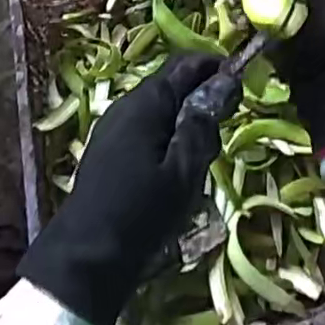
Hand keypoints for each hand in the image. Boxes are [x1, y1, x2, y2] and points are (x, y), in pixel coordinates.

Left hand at [17, 52, 224, 324]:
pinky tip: (176, 164)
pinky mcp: (108, 147)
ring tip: (205, 149)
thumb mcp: (184, 172)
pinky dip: (169, 131)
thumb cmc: (140, 214)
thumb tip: (224, 83)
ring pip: (161, 105)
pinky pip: (146, 124)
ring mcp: (114, 125)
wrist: (82, 261)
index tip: (242, 83)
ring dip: (187, 115)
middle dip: (203, 92)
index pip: (187, 63)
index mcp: (147, 102)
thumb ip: (203, 124)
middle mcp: (127, 103)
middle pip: (173, 82)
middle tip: (228, 120)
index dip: (217, 66)